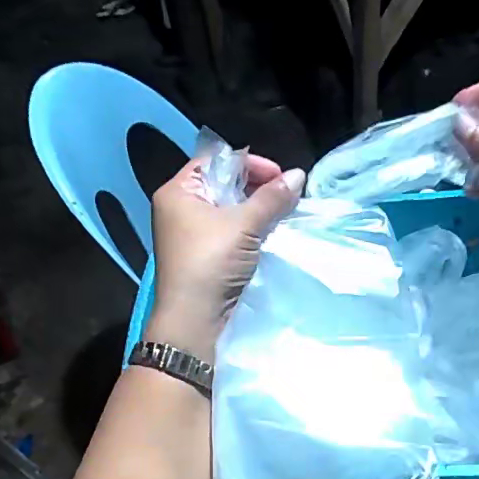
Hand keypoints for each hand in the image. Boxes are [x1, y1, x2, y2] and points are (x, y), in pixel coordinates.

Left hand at [145, 154, 304, 359]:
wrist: (194, 319)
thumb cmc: (210, 262)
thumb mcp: (243, 225)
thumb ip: (272, 198)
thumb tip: (299, 175)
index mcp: (178, 191)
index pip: (216, 160)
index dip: (249, 163)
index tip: (280, 177)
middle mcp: (181, 208)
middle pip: (225, 183)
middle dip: (257, 188)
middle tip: (285, 197)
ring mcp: (192, 234)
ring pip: (231, 210)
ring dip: (257, 211)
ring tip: (283, 215)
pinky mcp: (206, 256)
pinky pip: (231, 232)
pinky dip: (251, 231)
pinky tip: (271, 235)